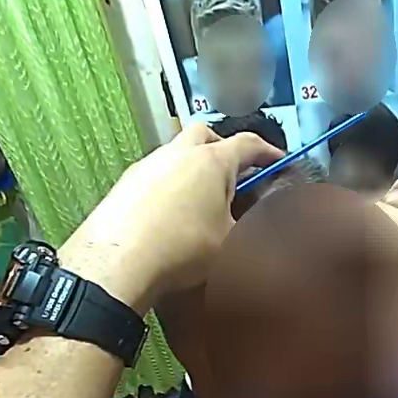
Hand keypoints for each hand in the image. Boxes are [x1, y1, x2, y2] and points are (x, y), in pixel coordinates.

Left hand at [59, 125, 282, 311]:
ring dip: (195, 167)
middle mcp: (179, 153)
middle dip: (225, 148)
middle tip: (236, 173)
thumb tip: (269, 236)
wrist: (118, 262)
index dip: (268, 152)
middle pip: (206, 135)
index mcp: (212, 161)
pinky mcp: (127, 183)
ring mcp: (148, 165)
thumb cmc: (183, 248)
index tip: (279, 162)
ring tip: (204, 198)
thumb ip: (254, 233)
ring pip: (178, 153)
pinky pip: (158, 174)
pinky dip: (172, 184)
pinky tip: (174, 213)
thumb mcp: (232, 245)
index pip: (248, 144)